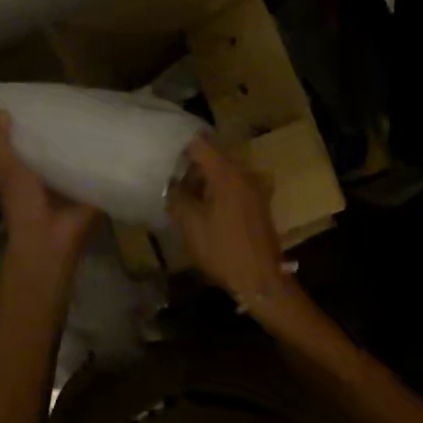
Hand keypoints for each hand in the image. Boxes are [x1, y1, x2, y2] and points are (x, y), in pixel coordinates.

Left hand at [0, 111, 99, 266]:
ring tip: (100, 111)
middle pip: (56, 147)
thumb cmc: (23, 202)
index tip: (47, 98)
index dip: (35, 122)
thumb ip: (0, 144)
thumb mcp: (5, 169)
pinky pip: (100, 170)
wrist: (49, 239)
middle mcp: (48, 175)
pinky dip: (106, 157)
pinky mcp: (93, 190)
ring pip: (79, 157)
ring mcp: (72, 184)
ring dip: (87, 141)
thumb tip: (0, 111)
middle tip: (79, 99)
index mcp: (25, 170)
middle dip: (65, 129)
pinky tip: (116, 135)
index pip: (30, 140)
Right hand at [167, 136, 291, 305]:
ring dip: (203, 178)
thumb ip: (177, 195)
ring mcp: (254, 186)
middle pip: (212, 155)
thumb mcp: (190, 222)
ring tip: (181, 192)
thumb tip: (171, 182)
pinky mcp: (258, 201)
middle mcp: (244, 172)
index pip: (199, 143)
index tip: (161, 153)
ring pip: (222, 171)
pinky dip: (216, 189)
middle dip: (190, 164)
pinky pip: (232, 184)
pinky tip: (201, 205)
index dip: (179, 145)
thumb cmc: (222, 249)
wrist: (261, 280)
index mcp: (227, 172)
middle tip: (168, 177)